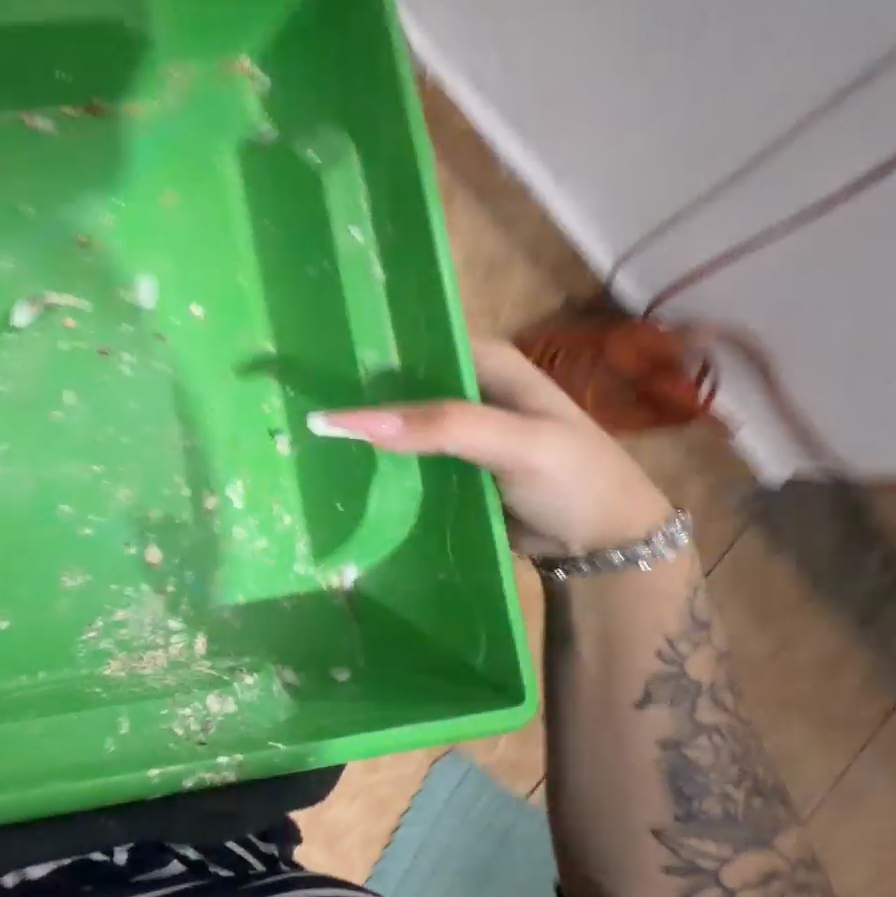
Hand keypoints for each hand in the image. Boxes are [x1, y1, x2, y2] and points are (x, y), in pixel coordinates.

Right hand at [309, 339, 673, 556]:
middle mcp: (466, 392)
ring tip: (299, 443)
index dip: (367, 358)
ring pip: (393, 429)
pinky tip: (335, 474)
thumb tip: (351, 422)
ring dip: (357, 439)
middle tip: (291, 410)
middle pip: (397, 388)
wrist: (604, 548)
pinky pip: (398, 465)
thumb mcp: (518, 445)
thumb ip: (444, 427)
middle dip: (353, 400)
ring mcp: (453, 436)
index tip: (311, 372)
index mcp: (488, 365)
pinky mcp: (443, 473)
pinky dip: (372, 470)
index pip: (416, 348)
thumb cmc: (576, 481)